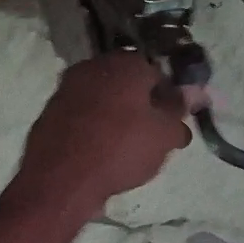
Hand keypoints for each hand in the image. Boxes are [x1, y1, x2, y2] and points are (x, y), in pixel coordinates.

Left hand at [7, 53, 191, 215]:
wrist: (60, 179)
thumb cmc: (120, 150)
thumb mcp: (163, 135)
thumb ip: (179, 110)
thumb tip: (193, 94)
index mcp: (125, 63)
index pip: (158, 74)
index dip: (169, 99)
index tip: (172, 123)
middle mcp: (93, 66)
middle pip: (127, 84)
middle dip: (141, 106)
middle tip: (151, 137)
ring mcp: (67, 88)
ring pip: (103, 99)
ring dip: (116, 117)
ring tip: (126, 149)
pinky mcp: (50, 111)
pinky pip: (82, 116)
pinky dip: (93, 128)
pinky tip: (99, 152)